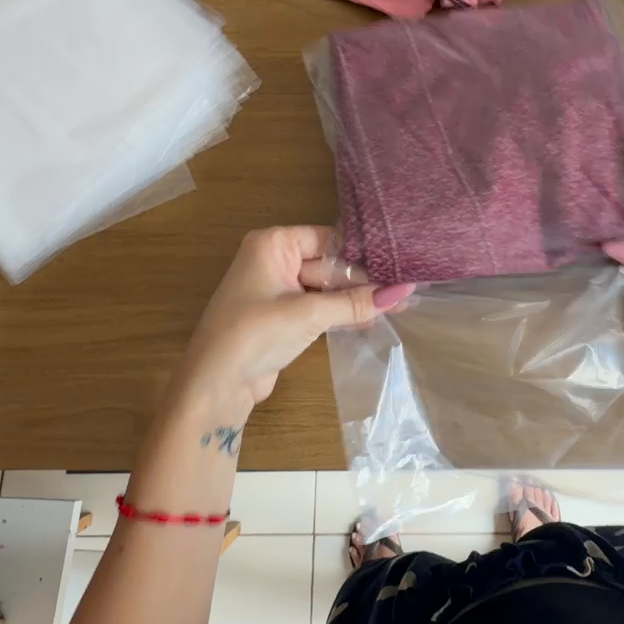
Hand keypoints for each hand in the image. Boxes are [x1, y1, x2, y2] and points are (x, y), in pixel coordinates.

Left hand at [170, 226, 413, 418]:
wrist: (216, 384)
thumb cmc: (256, 334)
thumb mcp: (310, 314)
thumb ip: (356, 302)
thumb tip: (404, 292)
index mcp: (273, 244)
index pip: (328, 240)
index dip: (362, 254)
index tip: (399, 265)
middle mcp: (275, 260)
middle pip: (330, 264)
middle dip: (363, 280)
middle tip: (406, 289)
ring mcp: (278, 290)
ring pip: (327, 288)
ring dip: (357, 299)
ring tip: (401, 304)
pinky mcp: (283, 317)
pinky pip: (320, 308)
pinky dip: (343, 313)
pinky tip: (374, 318)